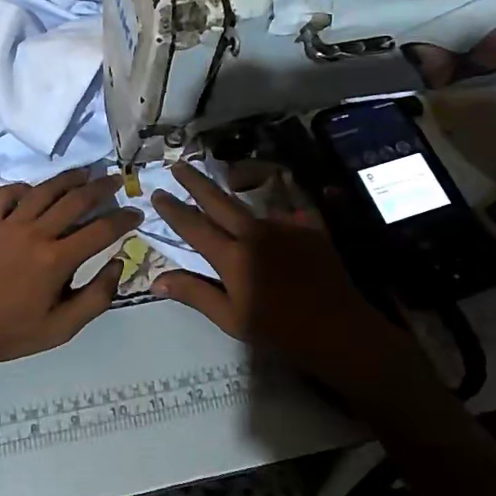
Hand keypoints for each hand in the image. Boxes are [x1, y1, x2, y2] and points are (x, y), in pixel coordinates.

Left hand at [0, 167, 141, 371]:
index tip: (137, 213)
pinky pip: (7, 194)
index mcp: (56, 260)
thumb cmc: (15, 333)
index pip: (101, 229)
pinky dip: (25, 187)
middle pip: (76, 199)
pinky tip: (35, 191)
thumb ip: (97, 296)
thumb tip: (118, 263)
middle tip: (116, 181)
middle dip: (102, 188)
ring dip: (69, 178)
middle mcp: (35, 234)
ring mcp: (8, 225)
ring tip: (86, 173)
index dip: (124, 218)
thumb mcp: (64, 327)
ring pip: (44, 190)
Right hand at [150, 162, 417, 398]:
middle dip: (196, 182)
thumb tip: (156, 280)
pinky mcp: (308, 229)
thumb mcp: (231, 318)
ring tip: (217, 188)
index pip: (194, 226)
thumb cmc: (279, 331)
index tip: (157, 193)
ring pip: (249, 207)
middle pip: (219, 201)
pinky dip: (265, 214)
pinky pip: (280, 215)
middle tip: (179, 164)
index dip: (173, 209)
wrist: (339, 329)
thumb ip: (194, 293)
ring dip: (230, 196)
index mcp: (233, 257)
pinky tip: (264, 217)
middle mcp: (256, 233)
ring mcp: (284, 227)